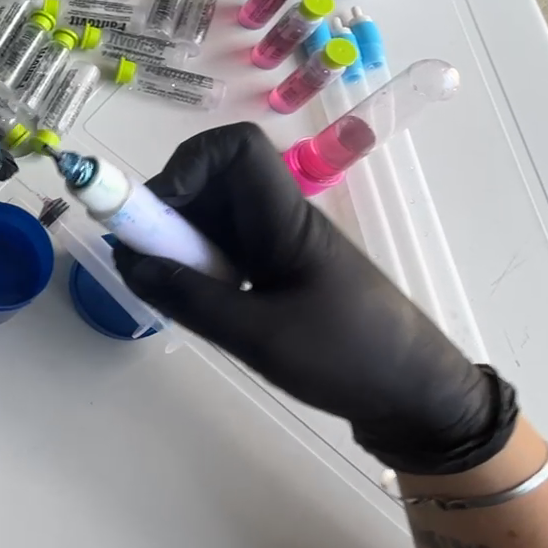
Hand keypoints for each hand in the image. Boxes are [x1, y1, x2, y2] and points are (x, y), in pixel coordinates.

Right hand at [112, 122, 515, 474]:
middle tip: (146, 254)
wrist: (419, 399)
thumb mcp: (261, 337)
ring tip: (165, 283)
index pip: (236, 148)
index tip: (159, 210)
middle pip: (210, 179)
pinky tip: (189, 298)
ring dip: (175, 239)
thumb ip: (190, 298)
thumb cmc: (351, 359)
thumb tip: (127, 263)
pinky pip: (217, 247)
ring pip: (208, 215)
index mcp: (284, 217)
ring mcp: (272, 244)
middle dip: (167, 208)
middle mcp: (275, 218)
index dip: (188, 162)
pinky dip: (191, 263)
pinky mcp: (270, 270)